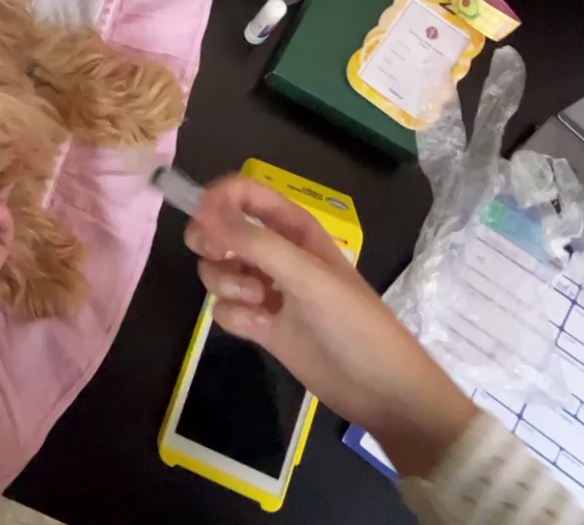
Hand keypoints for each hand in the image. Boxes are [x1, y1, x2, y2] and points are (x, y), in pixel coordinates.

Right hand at [186, 177, 477, 476]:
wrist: (381, 390)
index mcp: (292, 227)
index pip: (244, 192)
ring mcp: (266, 288)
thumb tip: (204, 210)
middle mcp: (275, 252)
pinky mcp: (260, 323)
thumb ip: (254, 241)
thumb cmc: (352, 321)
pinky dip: (234, 316)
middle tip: (216, 255)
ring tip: (256, 300)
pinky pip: (224, 307)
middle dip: (211, 240)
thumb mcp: (306, 275)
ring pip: (218, 269)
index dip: (218, 199)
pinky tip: (259, 329)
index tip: (203, 219)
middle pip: (221, 229)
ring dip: (226, 282)